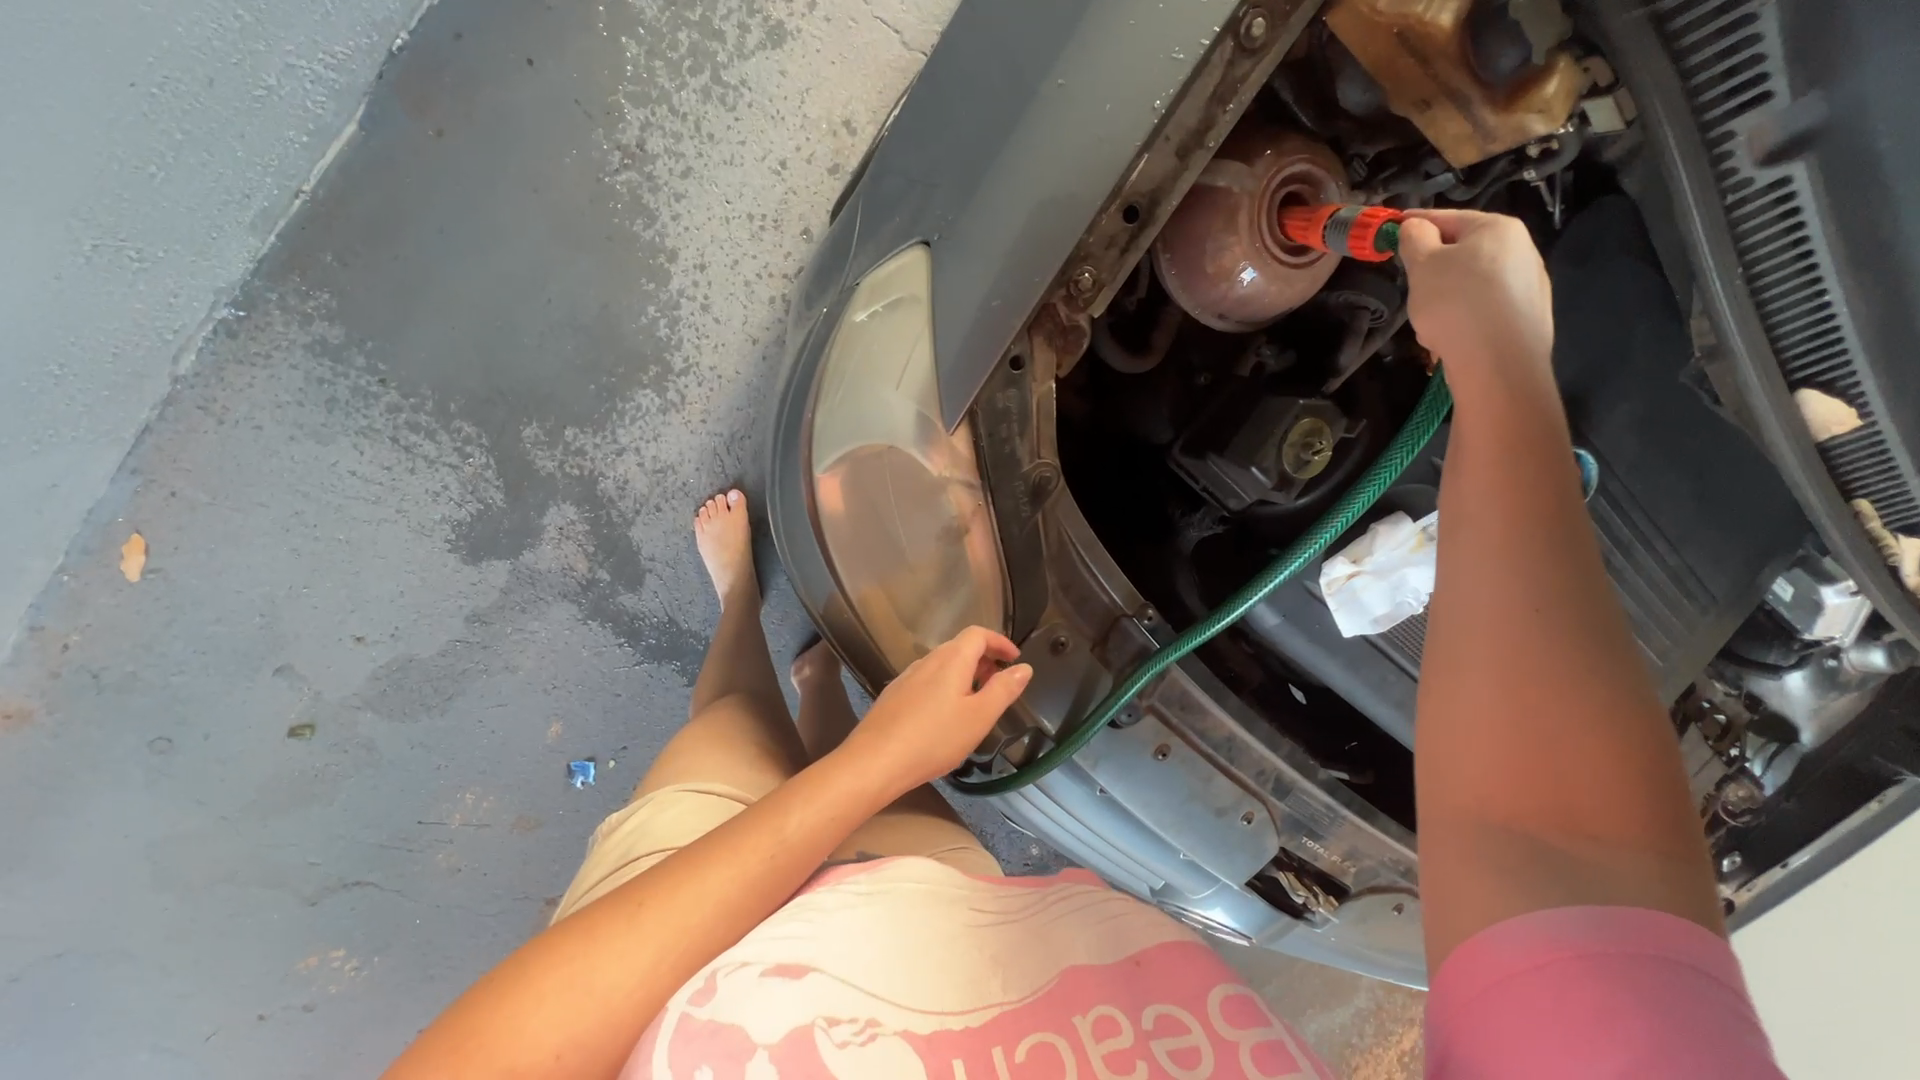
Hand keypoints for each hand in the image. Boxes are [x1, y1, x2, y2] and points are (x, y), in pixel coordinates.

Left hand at [835, 626, 1032, 795]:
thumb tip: (1023, 667)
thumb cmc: (934, 738)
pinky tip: (944, 716)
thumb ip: (1003, 690)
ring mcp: (906, 677)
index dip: (999, 641)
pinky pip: (926, 681)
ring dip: (964, 674)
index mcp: (951, 659)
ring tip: (975, 701)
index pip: (978, 634)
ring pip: (942, 665)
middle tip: (999, 682)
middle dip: (983, 659)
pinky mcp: (894, 696)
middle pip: (959, 647)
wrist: (875, 761)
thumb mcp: (979, 717)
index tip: (1015, 658)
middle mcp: (927, 661)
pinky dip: (945, 686)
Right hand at [1398, 209, 1554, 395]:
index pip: (1447, 217)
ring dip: (1447, 294)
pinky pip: (1484, 307)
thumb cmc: (1455, 303)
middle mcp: (1520, 249)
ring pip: (1472, 281)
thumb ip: (1414, 239)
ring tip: (1431, 319)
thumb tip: (1415, 227)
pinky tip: (1452, 335)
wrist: (1499, 360)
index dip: (1415, 222)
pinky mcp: (1526, 315)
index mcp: (1497, 228)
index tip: (1392, 229)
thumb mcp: (1423, 266)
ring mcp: (1527, 283)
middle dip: (1433, 266)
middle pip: (1463, 251)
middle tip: (1411, 283)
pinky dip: (1464, 315)